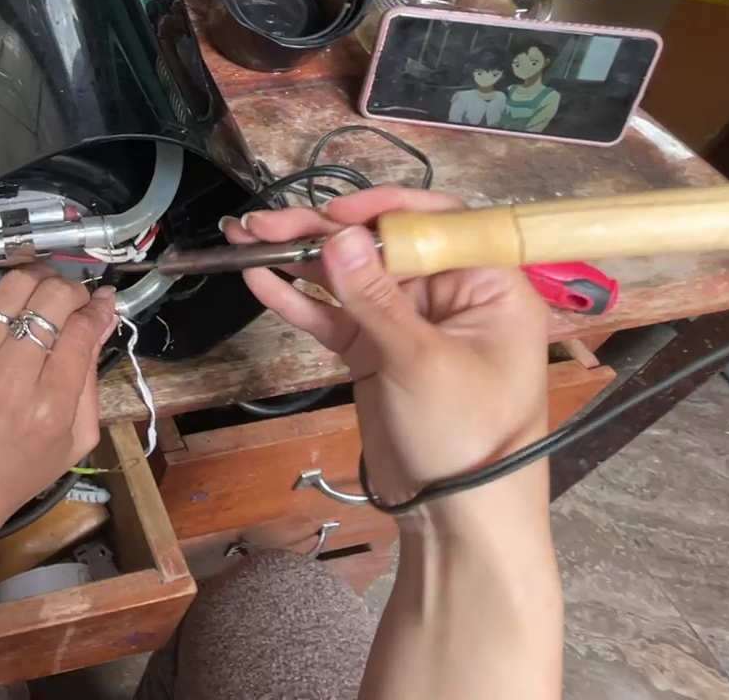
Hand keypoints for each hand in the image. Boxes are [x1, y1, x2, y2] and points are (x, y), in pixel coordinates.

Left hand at [0, 267, 116, 538]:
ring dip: (34, 278)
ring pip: (10, 288)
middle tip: (75, 301)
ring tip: (42, 290)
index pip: (81, 329)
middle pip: (51, 299)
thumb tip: (103, 317)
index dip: (98, 308)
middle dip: (72, 290)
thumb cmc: (23, 467)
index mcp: (50, 404)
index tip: (102, 303)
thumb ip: (91, 375)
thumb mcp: (77, 437)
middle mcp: (10, 374)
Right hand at [225, 187, 550, 511]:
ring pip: (344, 275)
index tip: (334, 214)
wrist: (454, 516)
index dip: (382, 211)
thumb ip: (374, 297)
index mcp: (484, 286)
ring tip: (244, 238)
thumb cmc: (466, 435)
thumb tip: (336, 234)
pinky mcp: (369, 347)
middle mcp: (443, 294)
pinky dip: (295, 298)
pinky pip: (329, 313)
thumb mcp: (420, 361)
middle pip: (374, 247)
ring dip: (295, 258)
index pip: (435, 224)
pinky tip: (259, 280)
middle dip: (318, 233)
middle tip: (261, 225)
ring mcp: (401, 320)